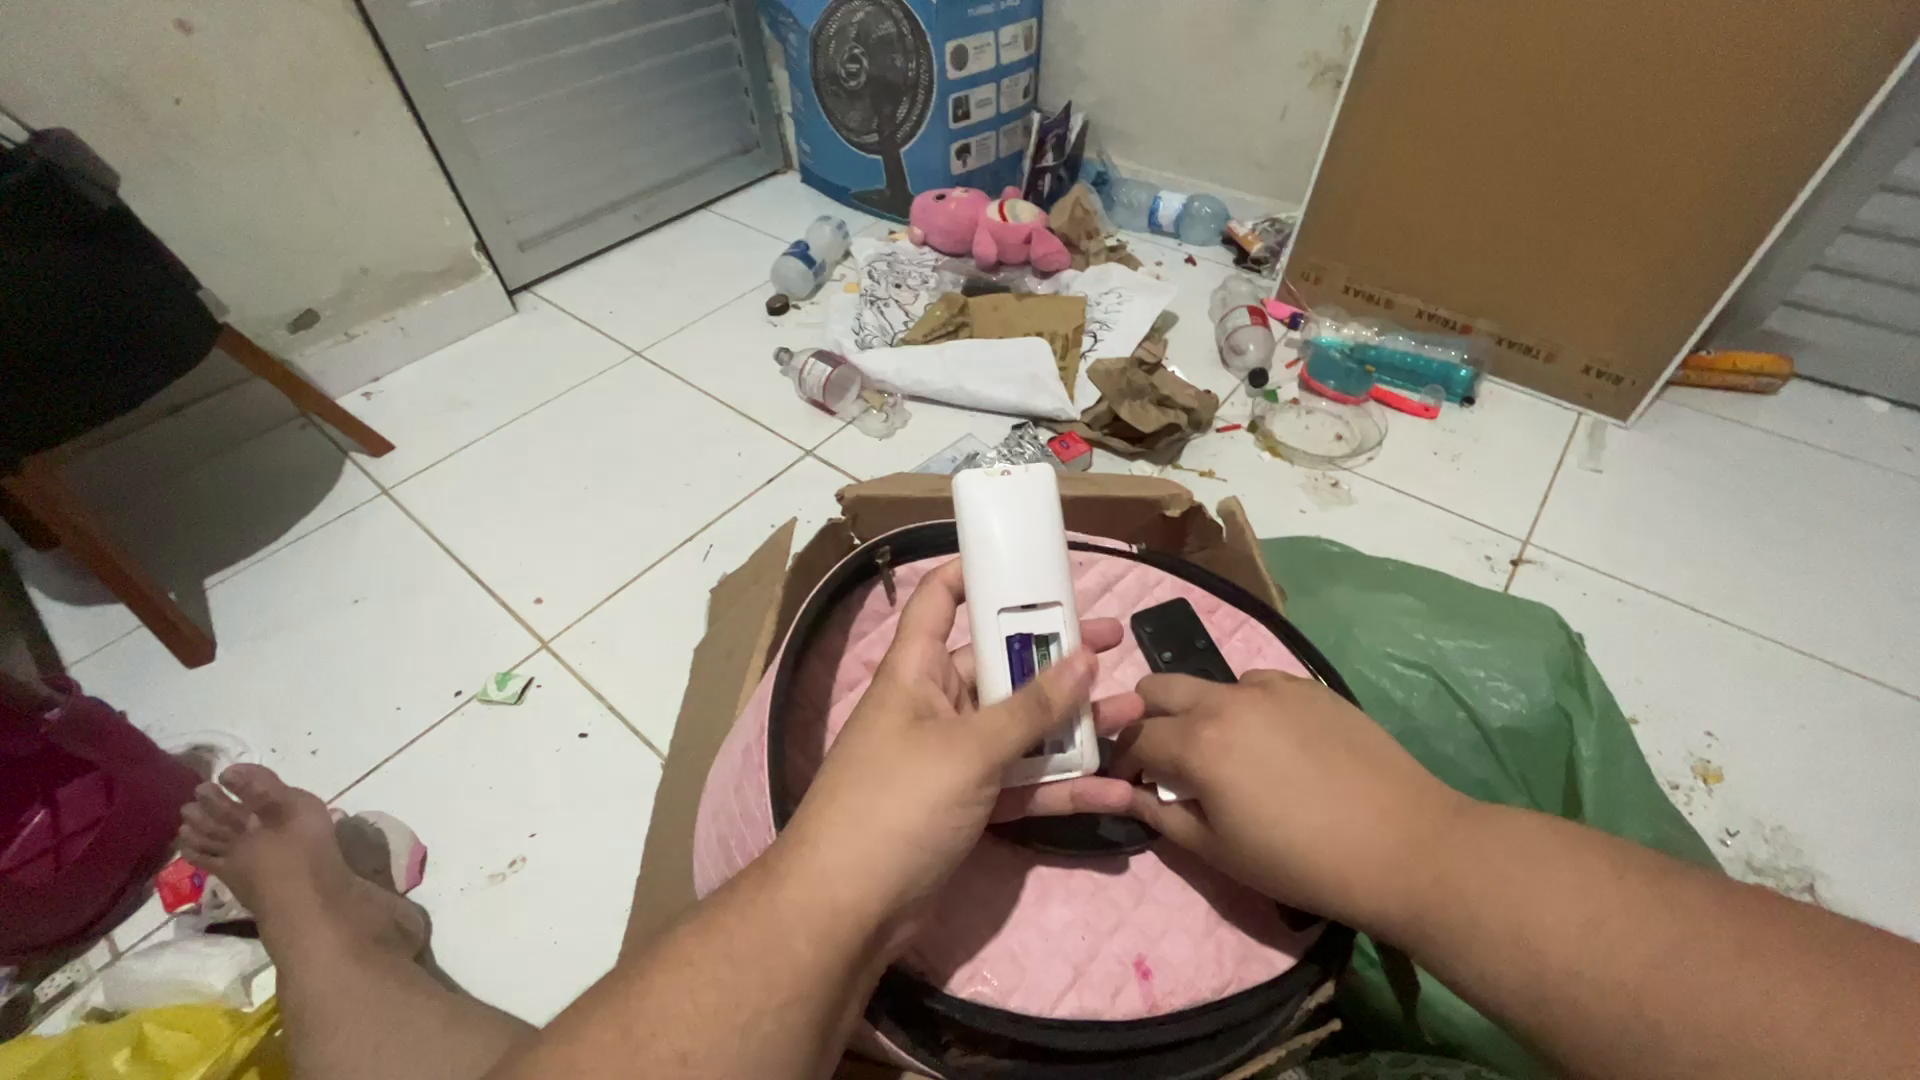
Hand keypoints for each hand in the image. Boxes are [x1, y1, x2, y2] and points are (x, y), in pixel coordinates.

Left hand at [777, 560, 1137, 931]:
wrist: (847, 910)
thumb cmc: (897, 804)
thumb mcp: (968, 750)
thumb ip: (1030, 708)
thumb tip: (1084, 659)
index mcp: (917, 671)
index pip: (938, 600)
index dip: (974, 574)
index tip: (1028, 565)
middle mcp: (935, 705)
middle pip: (1000, 667)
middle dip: (1056, 659)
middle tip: (1115, 644)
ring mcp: (954, 758)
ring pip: (1022, 729)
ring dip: (1074, 726)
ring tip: (1135, 714)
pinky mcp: (970, 804)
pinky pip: (1022, 783)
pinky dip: (1062, 786)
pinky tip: (1116, 790)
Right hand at [1109, 670, 1467, 929]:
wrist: (1406, 846)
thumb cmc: (1301, 861)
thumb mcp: (1217, 851)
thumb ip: (1161, 816)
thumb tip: (1128, 793)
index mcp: (1196, 743)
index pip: (1132, 736)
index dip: (1120, 759)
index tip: (1128, 780)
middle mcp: (1224, 700)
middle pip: (1156, 687)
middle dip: (1144, 717)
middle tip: (1165, 755)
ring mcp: (1269, 687)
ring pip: (1207, 684)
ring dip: (1198, 712)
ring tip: (1227, 753)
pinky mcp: (1306, 686)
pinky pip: (1255, 685)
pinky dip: (1245, 708)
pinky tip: (1275, 744)